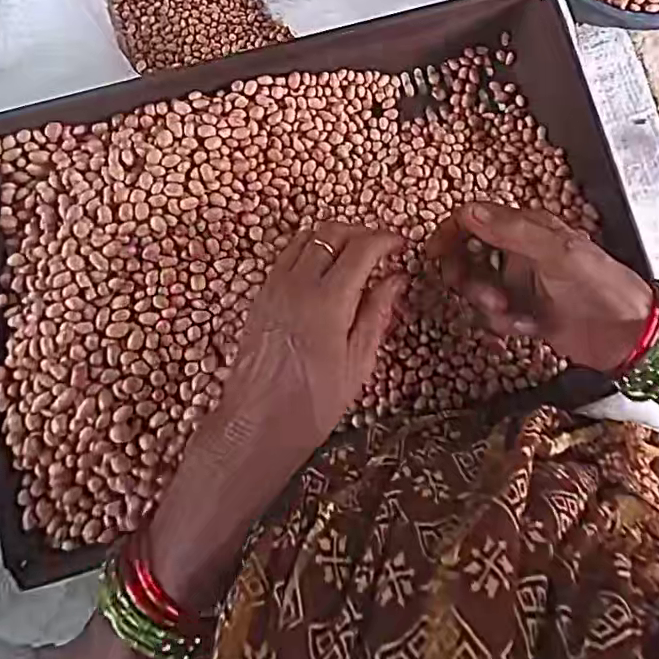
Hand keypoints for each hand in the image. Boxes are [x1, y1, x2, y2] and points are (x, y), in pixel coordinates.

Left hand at [215, 223, 406, 455]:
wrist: (256, 426)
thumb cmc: (313, 403)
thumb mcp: (358, 361)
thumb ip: (378, 312)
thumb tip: (397, 279)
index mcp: (328, 301)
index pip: (362, 248)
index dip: (386, 239)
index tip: (401, 244)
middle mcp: (298, 284)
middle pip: (332, 233)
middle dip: (362, 232)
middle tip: (382, 247)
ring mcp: (274, 287)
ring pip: (307, 238)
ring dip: (335, 237)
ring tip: (355, 255)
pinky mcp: (261, 296)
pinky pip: (288, 255)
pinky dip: (311, 250)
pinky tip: (325, 270)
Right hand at [425, 202, 652, 372]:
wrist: (629, 336)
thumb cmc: (601, 287)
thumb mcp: (558, 253)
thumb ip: (513, 232)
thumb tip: (470, 212)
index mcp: (529, 228)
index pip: (476, 219)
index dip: (452, 233)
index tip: (435, 253)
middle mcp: (521, 253)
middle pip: (470, 255)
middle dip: (467, 276)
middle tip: (476, 292)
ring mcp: (522, 284)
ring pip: (479, 289)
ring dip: (488, 304)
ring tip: (510, 313)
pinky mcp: (526, 313)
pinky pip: (495, 317)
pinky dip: (505, 325)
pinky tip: (528, 328)